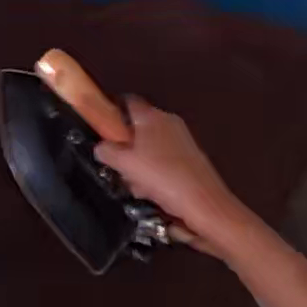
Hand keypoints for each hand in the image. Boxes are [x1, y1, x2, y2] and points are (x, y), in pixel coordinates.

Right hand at [93, 96, 252, 255]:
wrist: (206, 205)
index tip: (101, 127)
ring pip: (151, 144)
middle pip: (139, 126)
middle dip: (125, 145)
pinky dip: (155, 170)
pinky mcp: (192, 157)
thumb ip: (107, 151)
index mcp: (151, 116)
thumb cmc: (162, 177)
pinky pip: (165, 157)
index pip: (127, 101)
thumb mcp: (124, 164)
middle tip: (117, 164)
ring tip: (135, 184)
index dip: (112, 110)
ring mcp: (183, 139)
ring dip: (140, 161)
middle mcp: (168, 121)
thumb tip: (100, 147)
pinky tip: (153, 191)